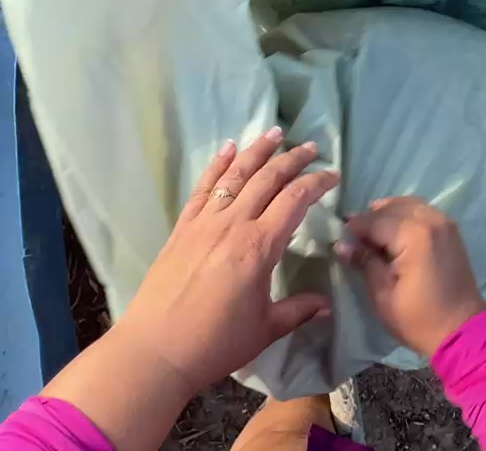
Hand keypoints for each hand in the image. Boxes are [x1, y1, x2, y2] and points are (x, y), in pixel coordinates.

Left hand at [41, 127, 338, 450]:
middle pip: (269, 178)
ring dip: (258, 150)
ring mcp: (205, 222)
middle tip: (311, 148)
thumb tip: (328, 304)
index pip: (295, 200)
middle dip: (294, 159)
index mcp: (259, 247)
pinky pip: (203, 187)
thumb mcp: (264, 330)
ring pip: (236, 174)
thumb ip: (298, 310)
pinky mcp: (183, 227)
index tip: (333, 176)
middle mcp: (234, 224)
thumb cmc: (213, 344)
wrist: (152, 354)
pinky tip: (229, 147)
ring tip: (275, 132)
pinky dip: (217, 164)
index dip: (317, 183)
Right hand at [336, 197, 485, 356]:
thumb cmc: (418, 318)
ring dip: (388, 212)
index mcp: (413, 235)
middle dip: (371, 218)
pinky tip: (394, 228)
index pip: (376, 221)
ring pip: (408, 204)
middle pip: (392, 208)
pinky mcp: (450, 227)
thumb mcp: (383, 295)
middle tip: (353, 235)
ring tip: (372, 231)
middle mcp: (430, 219)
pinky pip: (422, 209)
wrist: (462, 328)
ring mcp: (443, 221)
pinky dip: (405, 213)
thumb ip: (365, 263)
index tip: (339, 234)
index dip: (355, 227)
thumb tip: (342, 244)